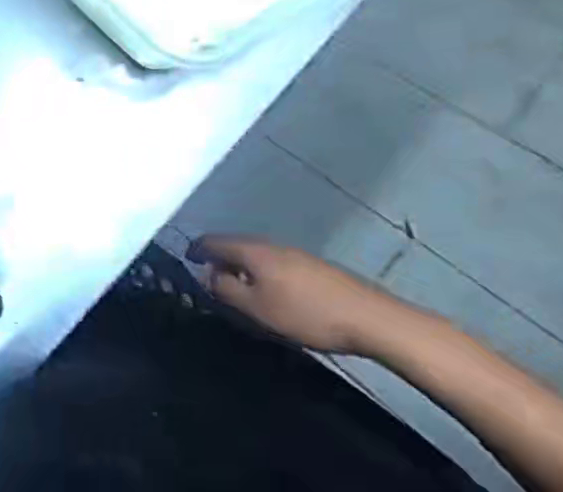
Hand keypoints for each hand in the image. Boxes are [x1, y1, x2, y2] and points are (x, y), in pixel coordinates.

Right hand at [189, 235, 413, 355]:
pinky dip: (265, 273)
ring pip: (258, 255)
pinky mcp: (317, 267)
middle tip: (214, 279)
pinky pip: (278, 263)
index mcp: (251, 250)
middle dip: (221, 259)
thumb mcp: (257, 308)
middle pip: (235, 245)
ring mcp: (297, 254)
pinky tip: (276, 292)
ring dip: (245, 267)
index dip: (196, 249)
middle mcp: (270, 244)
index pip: (211, 240)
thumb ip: (225, 289)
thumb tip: (208, 275)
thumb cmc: (307, 313)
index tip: (187, 260)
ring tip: (244, 288)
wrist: (376, 321)